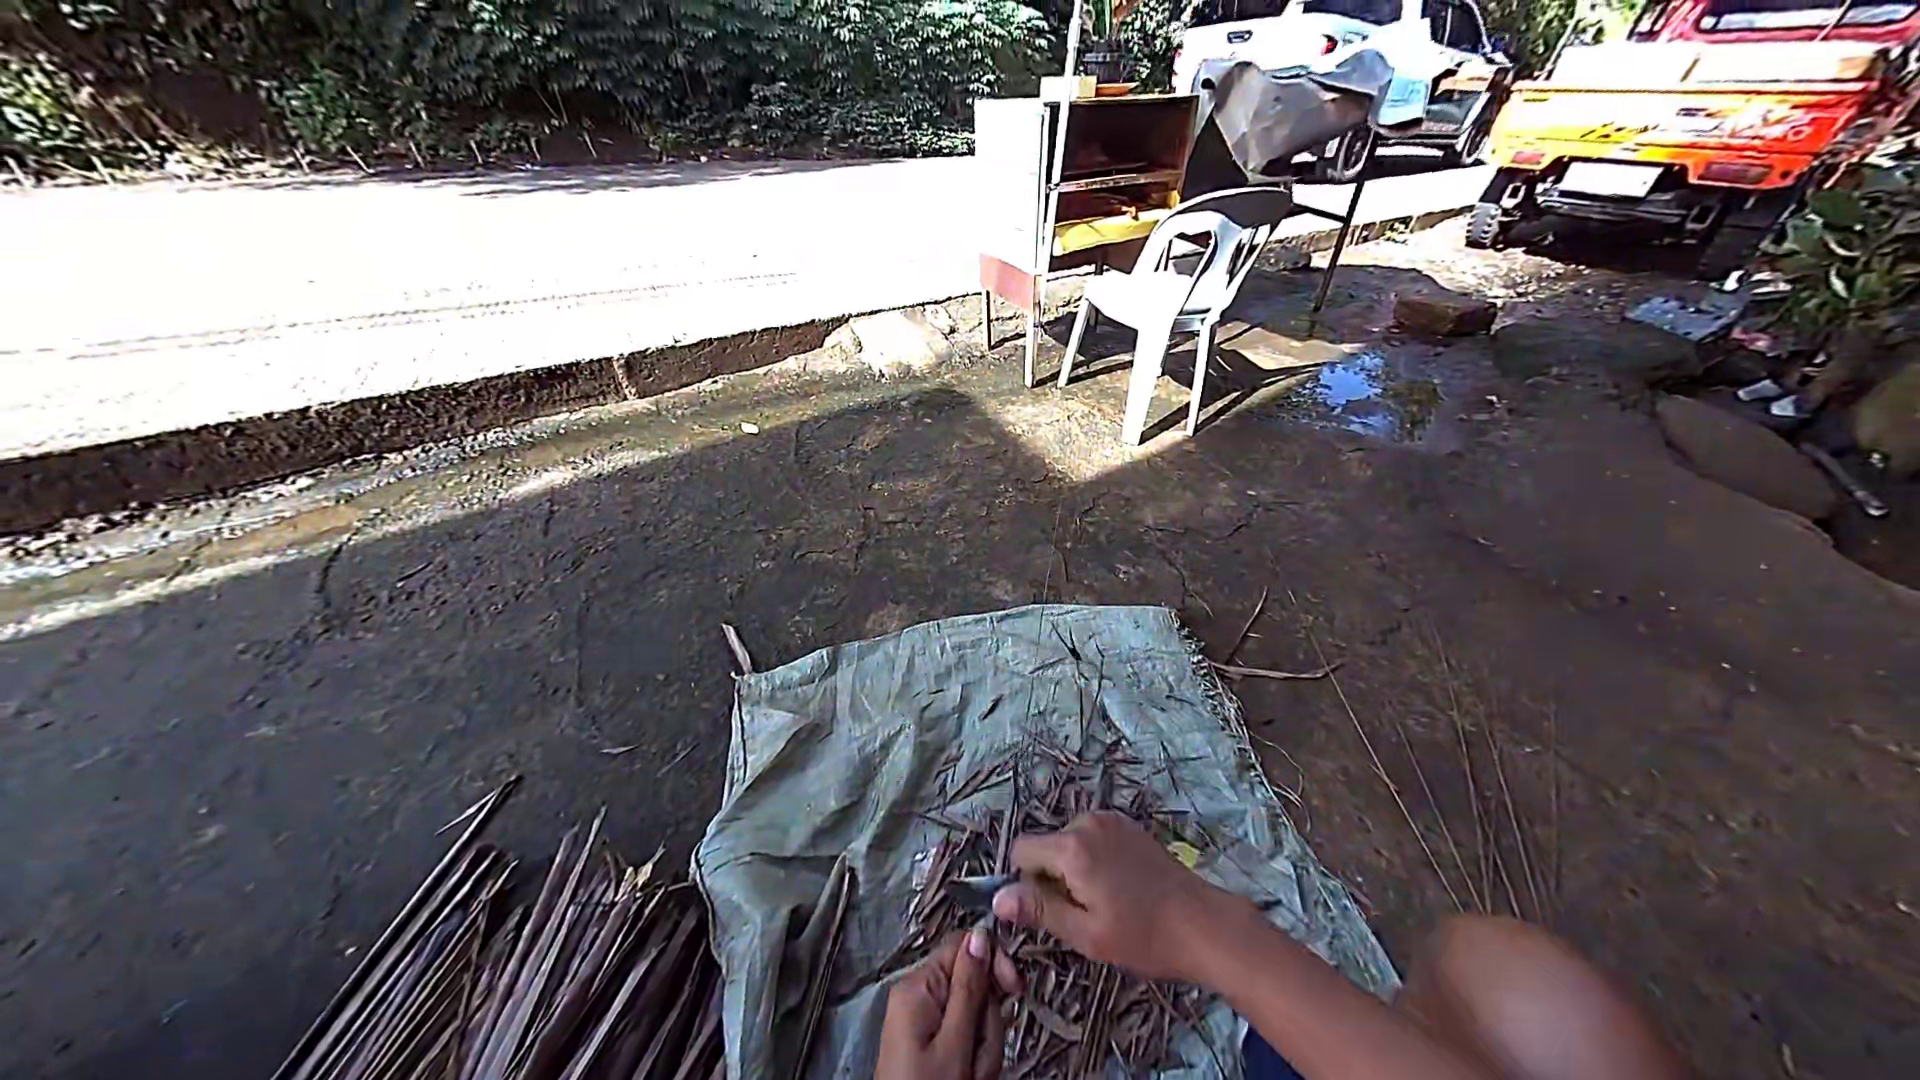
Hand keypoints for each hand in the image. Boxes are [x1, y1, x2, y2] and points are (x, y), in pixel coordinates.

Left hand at [876, 925, 1023, 1079]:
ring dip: (983, 1046)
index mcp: (918, 986)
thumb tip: (981, 933)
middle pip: (973, 982)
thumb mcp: (954, 1045)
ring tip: (972, 1075)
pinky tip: (970, 1076)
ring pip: (975, 1013)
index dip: (993, 962)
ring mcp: (924, 1019)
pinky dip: (974, 1057)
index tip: (1015, 991)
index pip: (964, 946)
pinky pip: (965, 1035)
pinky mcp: (930, 1042)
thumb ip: (969, 988)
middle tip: (980, 1059)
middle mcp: (918, 994)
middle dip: (987, 1020)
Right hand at [991, 811, 1250, 983]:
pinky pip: (1090, 836)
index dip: (1025, 881)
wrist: (1203, 923)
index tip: (1047, 908)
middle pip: (1046, 846)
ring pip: (1067, 841)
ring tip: (1105, 899)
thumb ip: (1039, 910)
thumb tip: (997, 898)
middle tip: (1083, 911)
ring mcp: (1109, 819)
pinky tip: (1118, 883)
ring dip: (1072, 867)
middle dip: (1052, 876)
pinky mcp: (1126, 823)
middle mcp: (1086, 822)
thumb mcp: (1085, 933)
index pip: (1021, 850)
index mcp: (1071, 847)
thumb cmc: (1142, 936)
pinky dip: (1092, 856)